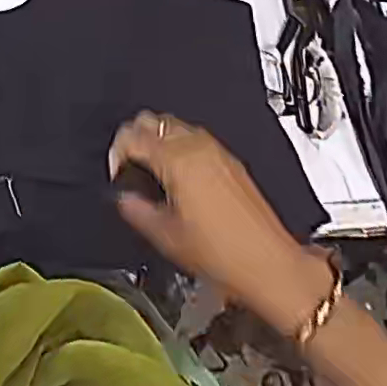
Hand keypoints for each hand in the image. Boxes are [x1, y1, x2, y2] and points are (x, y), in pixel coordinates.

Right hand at [110, 111, 332, 332]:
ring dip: (155, 139)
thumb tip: (123, 197)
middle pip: (150, 120)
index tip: (116, 173)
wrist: (271, 265)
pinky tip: (177, 175)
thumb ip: (134, 209)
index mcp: (175, 159)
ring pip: (171, 125)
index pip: (130, 135)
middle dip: (133, 139)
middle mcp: (195, 146)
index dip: (116, 153)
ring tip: (151, 170)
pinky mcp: (228, 159)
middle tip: (129, 166)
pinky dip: (176, 146)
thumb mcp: (165, 235)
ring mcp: (214, 150)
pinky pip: (193, 137)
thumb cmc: (223, 254)